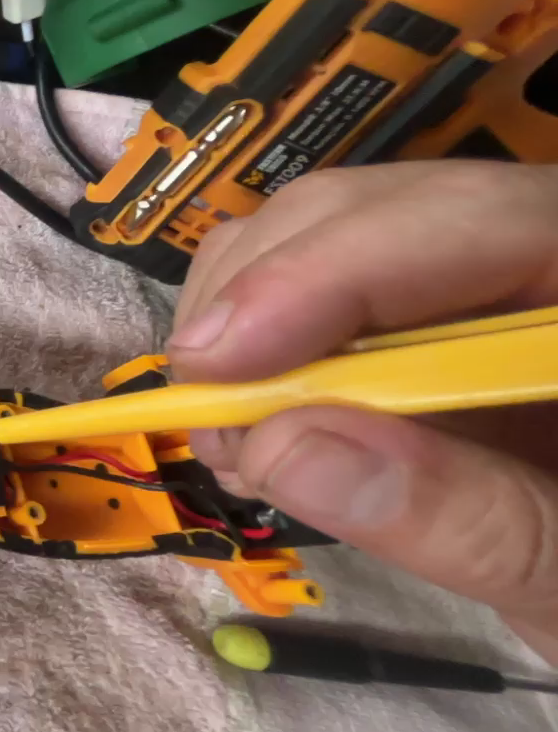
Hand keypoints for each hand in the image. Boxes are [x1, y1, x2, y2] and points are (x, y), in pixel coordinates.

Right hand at [166, 162, 557, 661]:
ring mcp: (460, 265)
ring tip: (229, 433)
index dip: (316, 276)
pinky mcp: (402, 298)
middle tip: (205, 406)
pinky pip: (283, 277)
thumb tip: (274, 448)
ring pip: (298, 236)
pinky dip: (239, 345)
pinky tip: (248, 420)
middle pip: (352, 213)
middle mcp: (532, 244)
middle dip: (249, 301)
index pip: (461, 219)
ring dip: (229, 327)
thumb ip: (470, 518)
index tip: (217, 367)